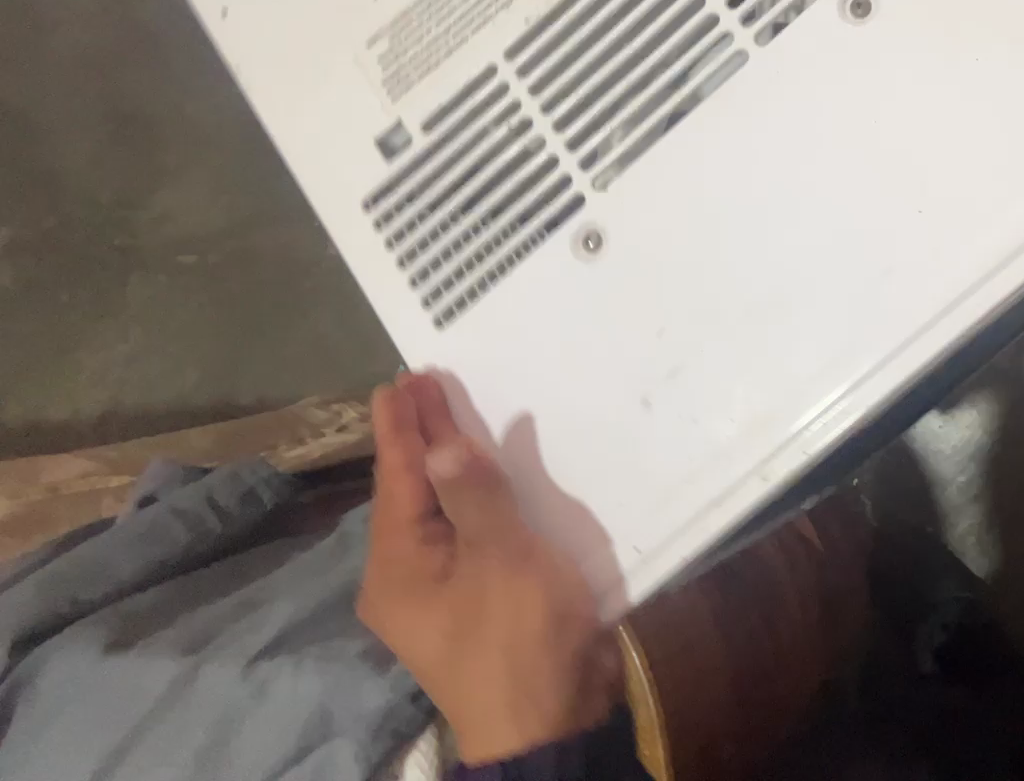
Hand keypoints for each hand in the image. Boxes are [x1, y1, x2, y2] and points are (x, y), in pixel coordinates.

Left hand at [357, 373, 619, 765]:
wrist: (549, 716)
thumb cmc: (521, 634)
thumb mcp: (503, 560)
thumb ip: (476, 499)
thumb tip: (444, 446)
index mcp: (401, 565)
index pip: (400, 480)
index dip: (403, 428)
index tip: (400, 382)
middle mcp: (411, 573)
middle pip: (415, 491)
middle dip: (422, 438)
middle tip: (424, 385)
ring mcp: (446, 585)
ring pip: (444, 509)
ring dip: (451, 462)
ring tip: (454, 418)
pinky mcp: (481, 591)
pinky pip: (471, 527)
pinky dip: (480, 493)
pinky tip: (494, 476)